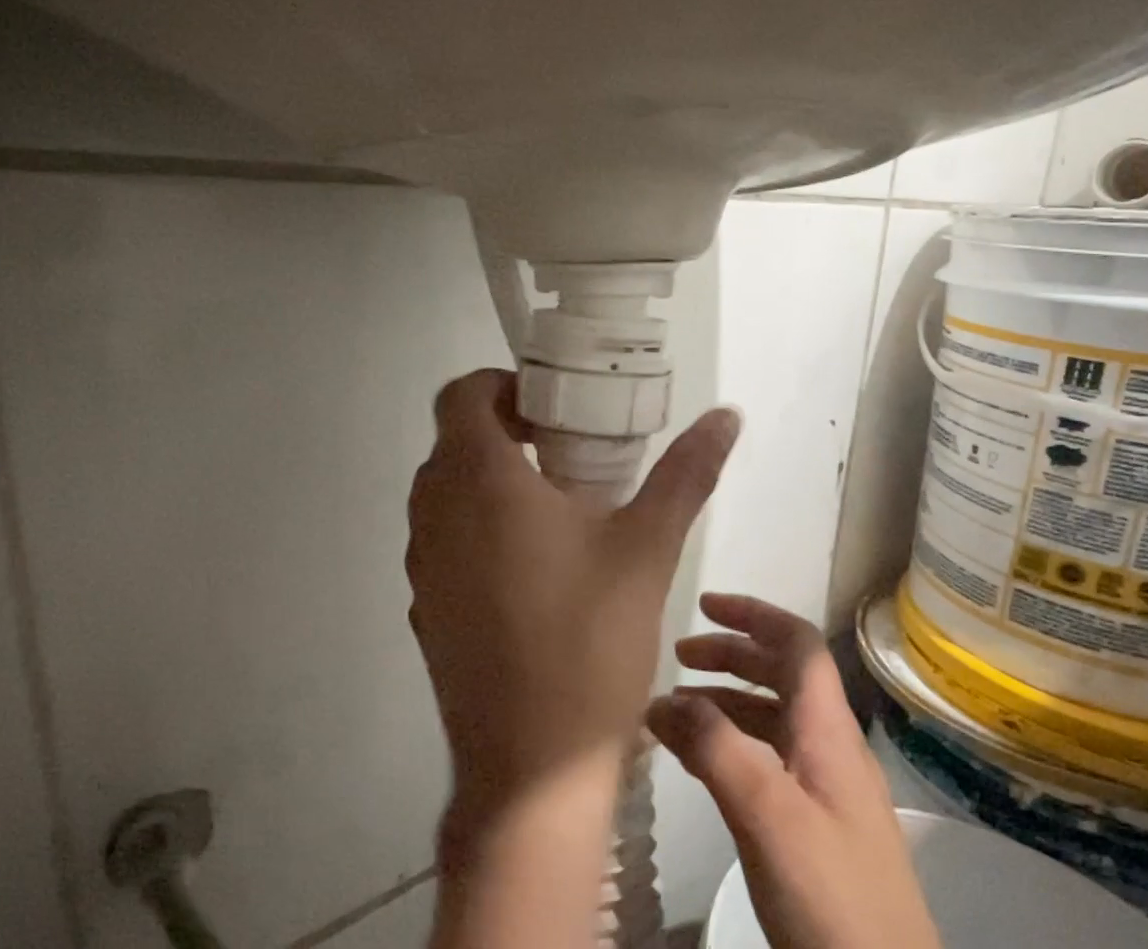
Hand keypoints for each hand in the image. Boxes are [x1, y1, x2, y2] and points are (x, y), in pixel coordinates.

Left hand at [405, 369, 740, 814]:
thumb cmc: (590, 640)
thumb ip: (685, 473)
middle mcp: (434, 513)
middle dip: (504, 433)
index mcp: (478, 480)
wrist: (532, 760)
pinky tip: (529, 573)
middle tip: (565, 452)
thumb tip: (725, 415)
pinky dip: (475, 533)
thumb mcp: (647, 548)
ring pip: (443, 495)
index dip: (503, 386)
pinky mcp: (423, 608)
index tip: (553, 409)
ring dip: (488, 485)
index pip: (462, 393)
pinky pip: (442, 545)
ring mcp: (421, 565)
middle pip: (453, 442)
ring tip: (553, 511)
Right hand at [649, 594, 940, 948]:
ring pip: (771, 719)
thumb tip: (666, 697)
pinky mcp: (812, 823)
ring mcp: (823, 788)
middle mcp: (829, 747)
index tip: (704, 605)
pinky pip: (765, 759)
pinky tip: (697, 761)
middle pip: (782, 676)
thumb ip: (717, 747)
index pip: (798, 645)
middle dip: (730, 655)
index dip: (754, 614)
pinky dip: (727, 744)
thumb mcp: (766, 813)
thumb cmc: (829, 891)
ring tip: (671, 710)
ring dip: (724, 701)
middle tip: (677, 656)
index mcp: (827, 730)